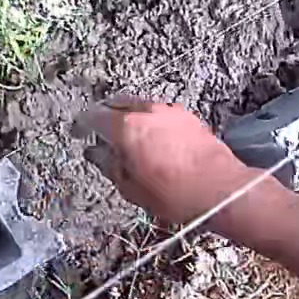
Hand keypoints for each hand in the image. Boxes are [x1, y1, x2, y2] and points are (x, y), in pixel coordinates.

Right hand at [76, 98, 281, 227]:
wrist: (220, 190)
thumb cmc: (176, 195)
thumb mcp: (131, 189)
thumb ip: (110, 166)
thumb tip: (98, 155)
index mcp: (126, 128)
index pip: (93, 117)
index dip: (82, 125)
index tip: (78, 133)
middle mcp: (147, 111)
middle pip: (116, 104)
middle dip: (104, 115)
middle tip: (99, 131)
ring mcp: (169, 111)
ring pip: (139, 105)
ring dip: (128, 116)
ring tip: (127, 136)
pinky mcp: (187, 116)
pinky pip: (160, 112)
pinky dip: (150, 119)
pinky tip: (152, 138)